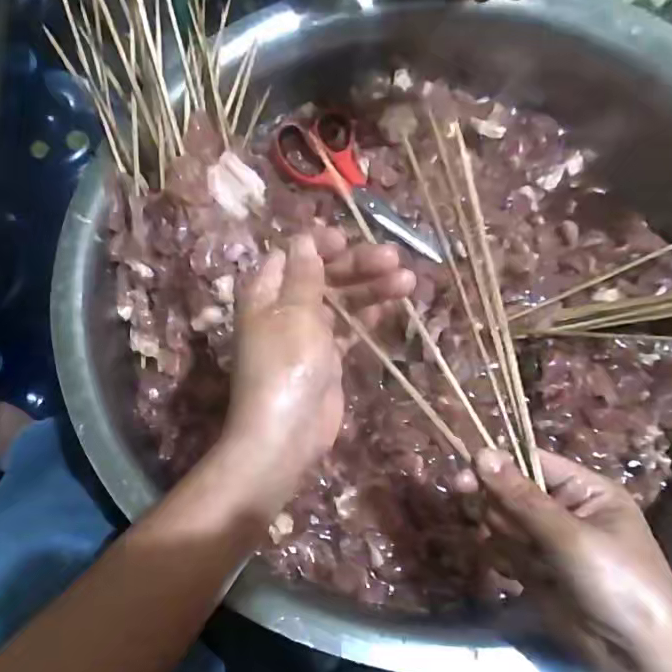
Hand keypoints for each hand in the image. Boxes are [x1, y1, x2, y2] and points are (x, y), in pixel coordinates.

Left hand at [218, 227, 413, 511]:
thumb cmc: (286, 365)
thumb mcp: (295, 312)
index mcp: (264, 295)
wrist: (286, 432)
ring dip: (370, 288)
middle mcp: (282, 312)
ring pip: (339, 301)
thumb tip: (302, 240)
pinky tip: (395, 302)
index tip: (347, 238)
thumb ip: (303, 275)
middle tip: (393, 258)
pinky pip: (348, 328)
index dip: (317, 244)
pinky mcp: (325, 360)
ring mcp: (304, 337)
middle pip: (320, 277)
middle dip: (355, 265)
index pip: (288, 256)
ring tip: (407, 280)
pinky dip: (368, 315)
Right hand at [456, 448, 671, 671]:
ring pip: (499, 520)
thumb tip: (481, 453)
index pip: (533, 462)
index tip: (461, 476)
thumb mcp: (570, 537)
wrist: (631, 654)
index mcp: (588, 492)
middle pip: (509, 490)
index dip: (497, 466)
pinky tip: (514, 574)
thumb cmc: (616, 584)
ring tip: (519, 558)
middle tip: (474, 514)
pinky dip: (498, 557)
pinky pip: (500, 548)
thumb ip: (521, 497)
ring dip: (497, 534)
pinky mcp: (531, 567)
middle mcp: (565, 510)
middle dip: (493, 504)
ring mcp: (546, 540)